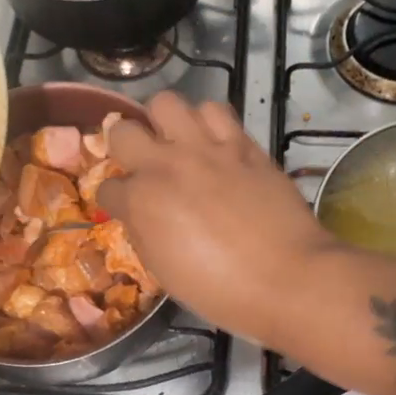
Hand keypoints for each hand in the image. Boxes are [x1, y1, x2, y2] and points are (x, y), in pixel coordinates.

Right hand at [97, 93, 342, 346]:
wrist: (288, 278)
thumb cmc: (222, 291)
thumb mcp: (165, 272)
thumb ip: (144, 235)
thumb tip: (139, 216)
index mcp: (142, 202)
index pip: (107, 188)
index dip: (114, 198)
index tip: (125, 206)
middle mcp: (166, 165)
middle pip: (124, 130)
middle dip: (124, 146)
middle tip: (141, 162)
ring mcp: (206, 149)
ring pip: (167, 103)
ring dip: (165, 122)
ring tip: (177, 141)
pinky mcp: (243, 144)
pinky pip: (216, 110)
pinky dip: (208, 121)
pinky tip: (213, 140)